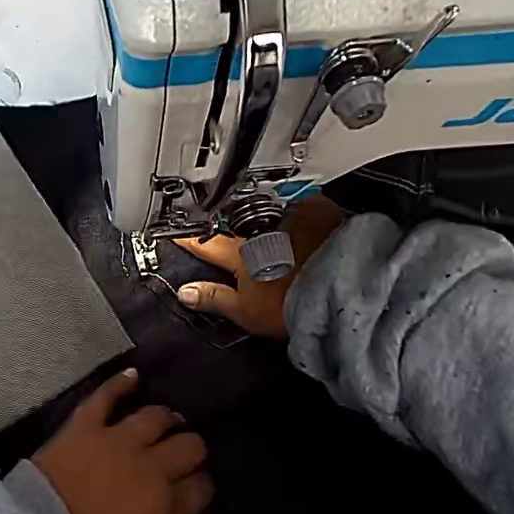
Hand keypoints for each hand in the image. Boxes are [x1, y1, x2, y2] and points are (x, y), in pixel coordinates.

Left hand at [33, 369, 212, 513]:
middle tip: (184, 455)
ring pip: (156, 417)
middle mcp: (152, 466)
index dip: (202, 486)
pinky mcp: (85, 426)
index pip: (202, 487)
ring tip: (169, 420)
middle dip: (192, 450)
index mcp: (169, 507)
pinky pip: (107, 396)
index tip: (196, 489)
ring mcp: (118, 440)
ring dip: (166, 418)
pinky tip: (133, 374)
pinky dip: (120, 383)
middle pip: (189, 446)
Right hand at [173, 195, 346, 337]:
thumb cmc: (293, 303)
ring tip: (265, 224)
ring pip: (267, 212)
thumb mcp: (245, 310)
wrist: (339, 287)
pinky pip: (299, 202)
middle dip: (224, 224)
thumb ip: (214, 298)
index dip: (187, 239)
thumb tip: (186, 293)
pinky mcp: (317, 211)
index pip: (206, 244)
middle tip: (219, 224)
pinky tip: (299, 213)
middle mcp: (261, 230)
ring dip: (262, 217)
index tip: (174, 231)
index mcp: (240, 253)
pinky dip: (296, 208)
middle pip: (235, 224)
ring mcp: (288, 217)